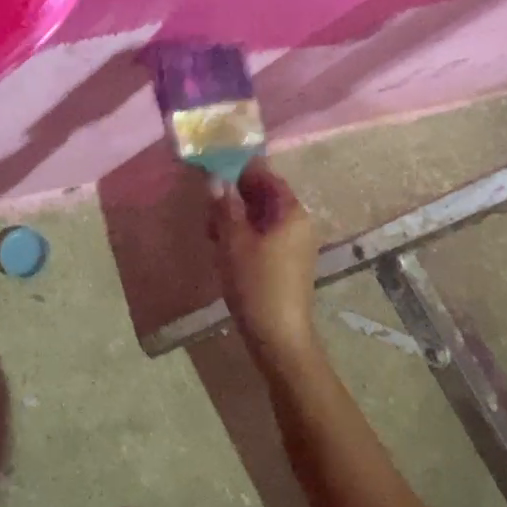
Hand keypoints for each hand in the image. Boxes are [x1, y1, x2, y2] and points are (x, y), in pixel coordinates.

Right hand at [210, 160, 321, 353]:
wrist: (278, 336)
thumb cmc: (256, 283)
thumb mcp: (233, 241)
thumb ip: (225, 206)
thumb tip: (216, 178)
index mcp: (292, 212)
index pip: (266, 176)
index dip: (240, 169)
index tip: (212, 169)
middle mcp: (299, 223)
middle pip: (265, 196)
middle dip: (235, 196)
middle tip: (207, 206)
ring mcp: (296, 245)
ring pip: (262, 218)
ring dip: (237, 217)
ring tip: (211, 231)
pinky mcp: (288, 263)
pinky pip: (265, 236)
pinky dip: (245, 235)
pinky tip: (224, 248)